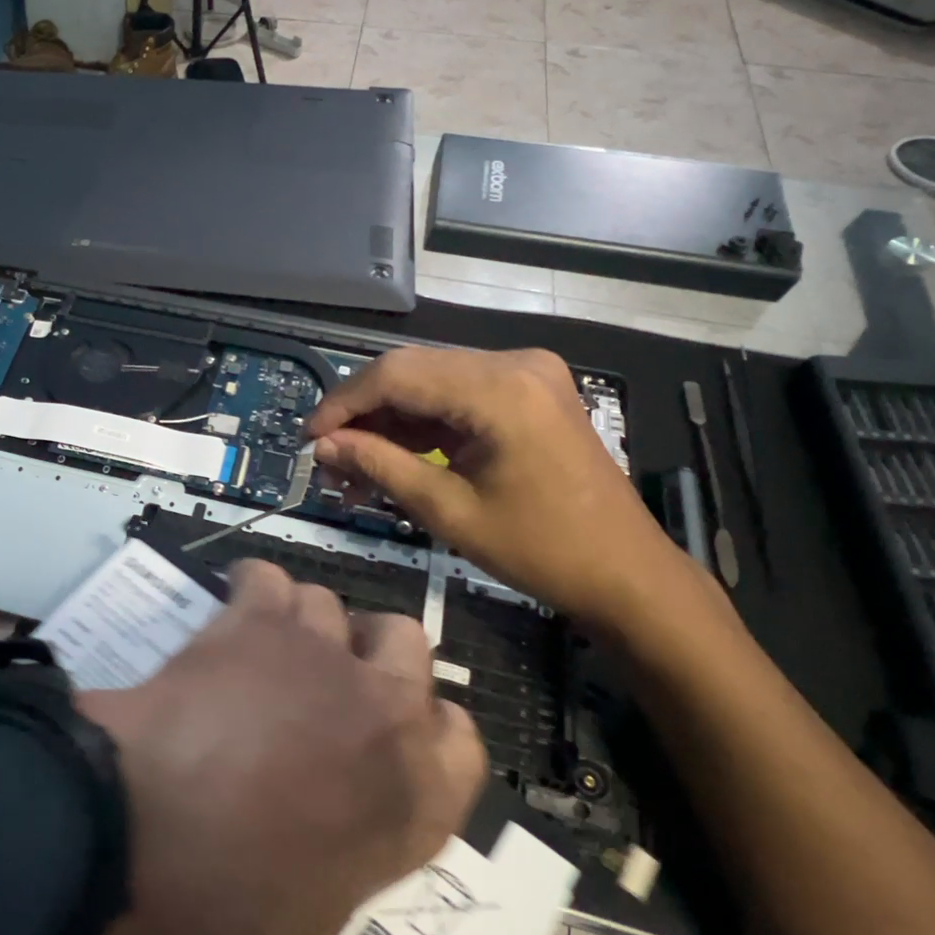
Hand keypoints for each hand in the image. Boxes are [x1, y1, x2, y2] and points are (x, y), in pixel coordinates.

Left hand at [79, 560, 485, 934]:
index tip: (384, 737)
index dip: (425, 735)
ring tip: (265, 653)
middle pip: (407, 644)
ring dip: (306, 625)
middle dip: (372, 657)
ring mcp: (316, 659)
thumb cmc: (216, 921)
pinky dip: (249, 591)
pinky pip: (265, 578)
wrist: (126, 844)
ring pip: (333, 605)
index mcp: (414, 805)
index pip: (462, 743)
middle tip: (322, 684)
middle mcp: (382, 716)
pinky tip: (225, 617)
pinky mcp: (247, 624)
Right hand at [305, 346, 704, 631]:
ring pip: (431, 381)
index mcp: (500, 389)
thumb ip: (381, 466)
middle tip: (329, 459)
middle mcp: (515, 363)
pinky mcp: (530, 391)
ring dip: (389, 420)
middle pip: (412, 371)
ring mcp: (527, 374)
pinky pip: (459, 395)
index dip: (343, 404)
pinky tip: (393, 456)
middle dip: (362, 413)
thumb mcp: (448, 511)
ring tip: (354, 467)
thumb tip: (324, 446)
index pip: (396, 375)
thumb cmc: (540, 548)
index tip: (309, 440)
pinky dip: (422, 423)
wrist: (625, 571)